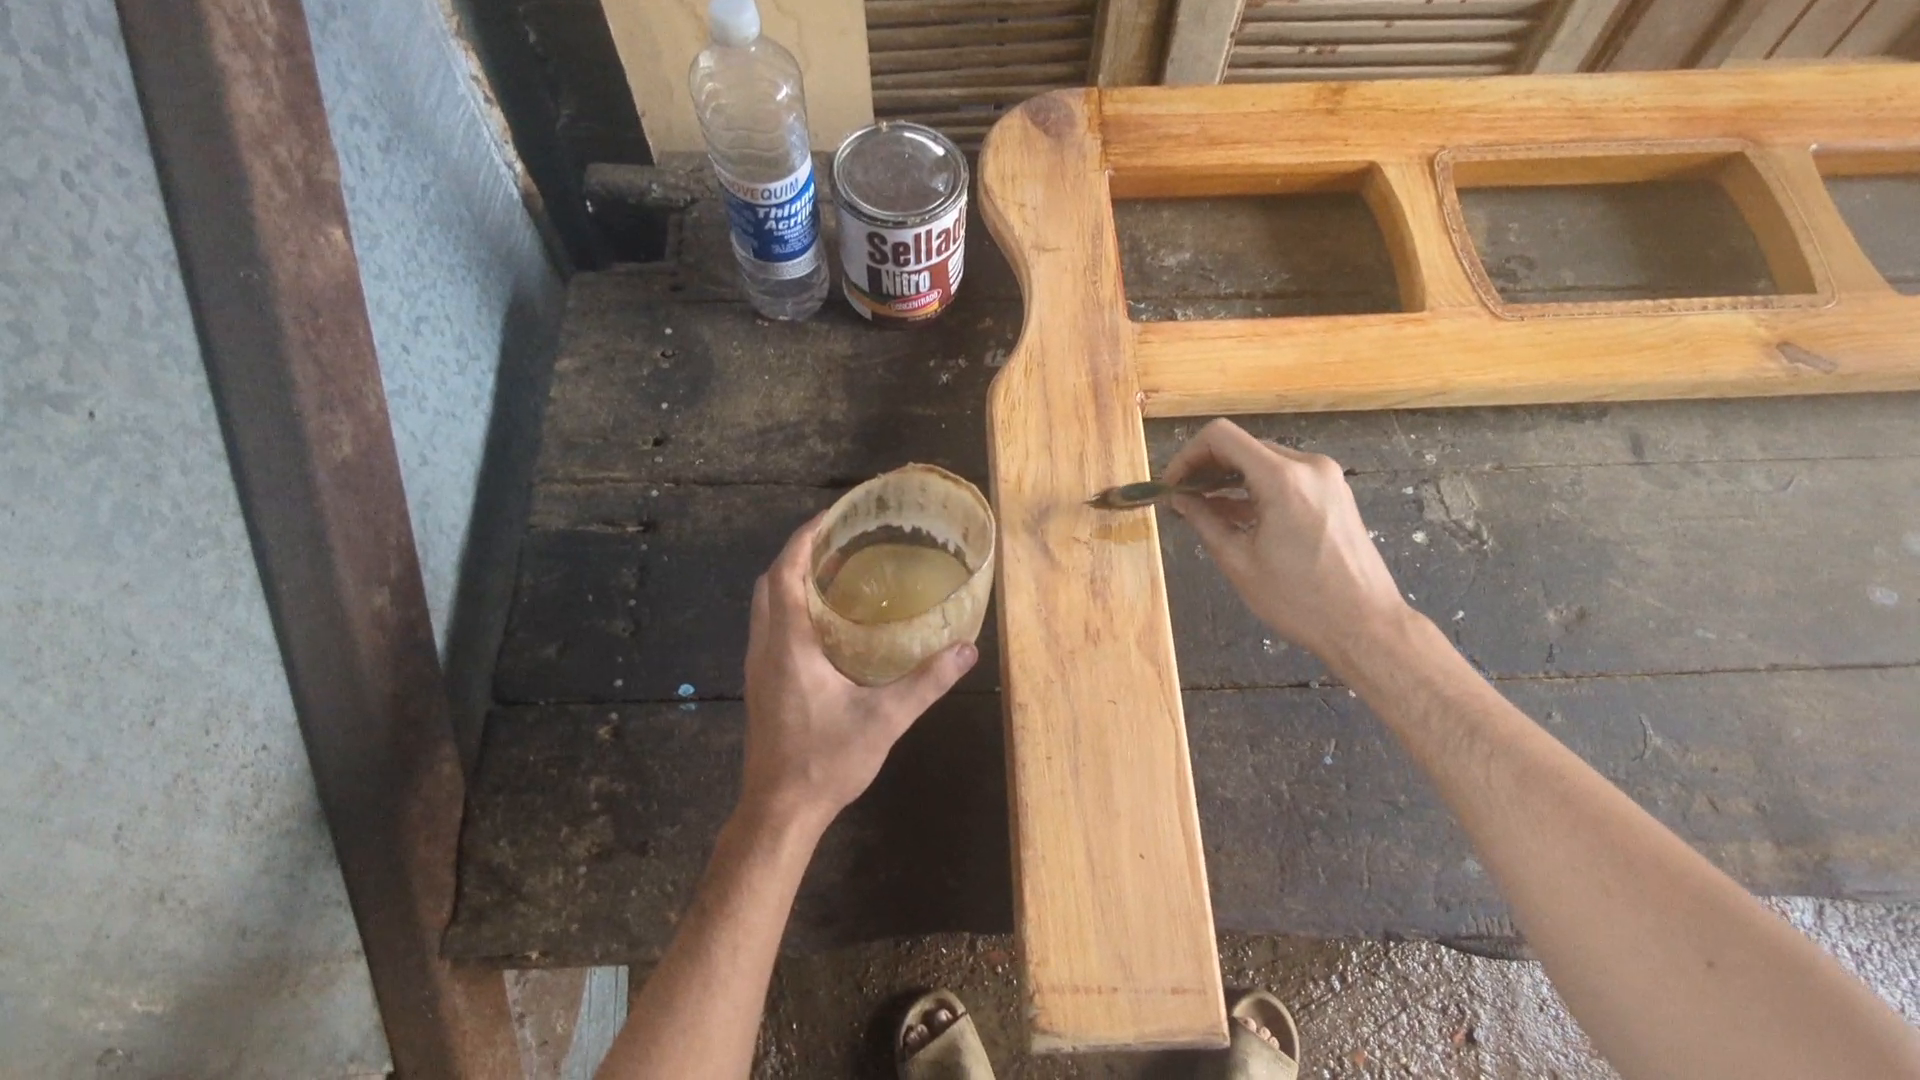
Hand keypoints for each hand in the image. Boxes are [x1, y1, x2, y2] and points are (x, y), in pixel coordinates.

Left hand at [739, 515, 978, 831]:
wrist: (779, 810)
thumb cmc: (825, 762)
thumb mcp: (883, 721)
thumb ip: (925, 683)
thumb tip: (966, 649)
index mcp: (789, 645)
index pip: (786, 573)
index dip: (804, 538)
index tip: (831, 516)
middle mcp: (765, 648)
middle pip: (769, 583)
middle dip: (798, 554)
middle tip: (839, 542)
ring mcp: (757, 668)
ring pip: (765, 606)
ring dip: (791, 580)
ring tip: (834, 572)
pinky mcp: (760, 685)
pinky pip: (769, 628)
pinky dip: (790, 607)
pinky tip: (825, 623)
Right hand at [1164, 418, 1410, 667]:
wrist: (1365, 625)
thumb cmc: (1299, 601)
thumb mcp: (1239, 562)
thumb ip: (1205, 522)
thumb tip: (1180, 500)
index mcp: (1283, 479)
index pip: (1221, 437)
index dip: (1187, 455)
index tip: (1172, 484)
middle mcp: (1308, 466)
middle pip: (1243, 445)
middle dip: (1206, 467)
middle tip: (1181, 498)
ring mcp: (1326, 477)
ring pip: (1263, 459)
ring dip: (1230, 477)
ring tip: (1202, 507)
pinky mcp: (1334, 492)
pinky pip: (1285, 475)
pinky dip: (1256, 487)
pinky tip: (1235, 513)